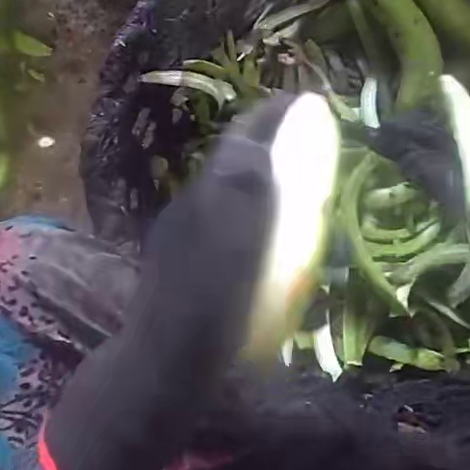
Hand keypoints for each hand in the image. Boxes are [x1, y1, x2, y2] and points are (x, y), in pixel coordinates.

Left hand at [43, 96, 292, 469]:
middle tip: (309, 137)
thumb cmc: (206, 309)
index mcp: (208, 194)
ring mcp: (185, 231)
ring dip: (261, 168)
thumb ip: (245, 187)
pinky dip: (252, 202)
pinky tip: (268, 225)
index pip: (242, 137)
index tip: (306, 102)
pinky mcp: (185, 257)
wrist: (160, 368)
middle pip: (235, 156)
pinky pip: (225, 212)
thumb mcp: (234, 244)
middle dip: (270, 137)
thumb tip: (261, 140)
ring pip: (229, 183)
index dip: (272, 115)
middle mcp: (193, 203)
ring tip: (297, 173)